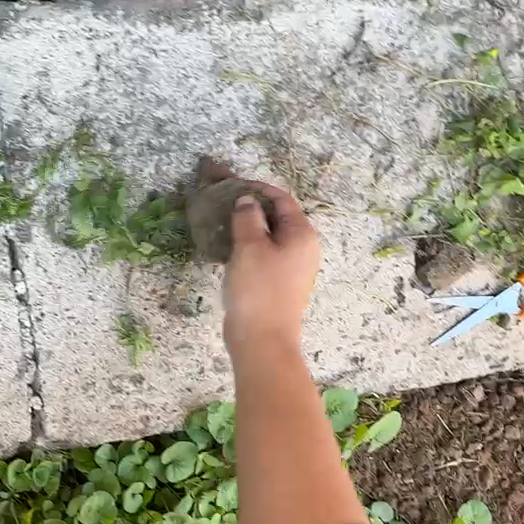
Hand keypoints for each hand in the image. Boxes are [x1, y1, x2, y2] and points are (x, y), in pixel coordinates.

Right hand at [222, 183, 319, 367]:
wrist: (261, 338)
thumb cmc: (258, 289)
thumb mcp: (250, 247)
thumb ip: (248, 218)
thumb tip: (247, 200)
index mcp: (302, 234)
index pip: (282, 200)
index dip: (258, 189)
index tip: (232, 185)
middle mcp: (302, 248)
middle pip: (278, 218)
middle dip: (252, 208)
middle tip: (224, 203)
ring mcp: (291, 267)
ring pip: (269, 237)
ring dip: (247, 228)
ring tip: (222, 224)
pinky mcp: (277, 282)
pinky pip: (263, 255)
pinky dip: (247, 246)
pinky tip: (227, 249)